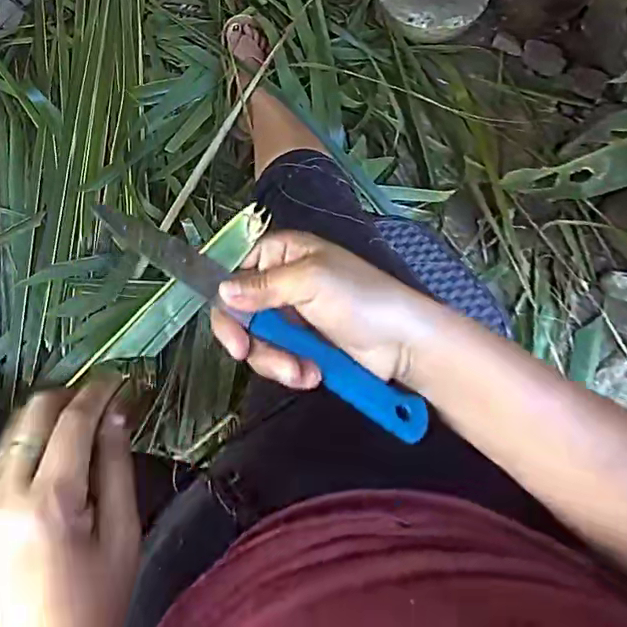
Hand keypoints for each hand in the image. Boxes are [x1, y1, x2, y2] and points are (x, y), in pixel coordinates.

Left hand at [0, 374, 139, 626]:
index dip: (97, 391)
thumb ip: (117, 465)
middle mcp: (9, 492)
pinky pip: (8, 451)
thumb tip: (117, 411)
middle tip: (101, 397)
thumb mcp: (122, 534)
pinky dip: (34, 436)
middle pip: (35, 411)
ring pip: (17, 425)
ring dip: (50, 412)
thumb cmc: (96, 599)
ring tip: (84, 419)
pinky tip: (58, 447)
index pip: (72, 421)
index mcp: (49, 502)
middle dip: (70, 394)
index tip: (118, 378)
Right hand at [209, 230, 450, 389]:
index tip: (229, 327)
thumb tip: (220, 292)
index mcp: (282, 252)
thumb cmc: (359, 299)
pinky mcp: (302, 344)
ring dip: (273, 359)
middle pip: (238, 308)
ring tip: (301, 370)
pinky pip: (276, 357)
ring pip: (255, 338)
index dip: (226, 298)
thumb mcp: (310, 282)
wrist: (406, 345)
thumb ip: (262, 286)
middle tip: (246, 354)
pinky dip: (289, 369)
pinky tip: (312, 374)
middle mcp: (281, 279)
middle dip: (248, 336)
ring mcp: (291, 314)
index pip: (234, 269)